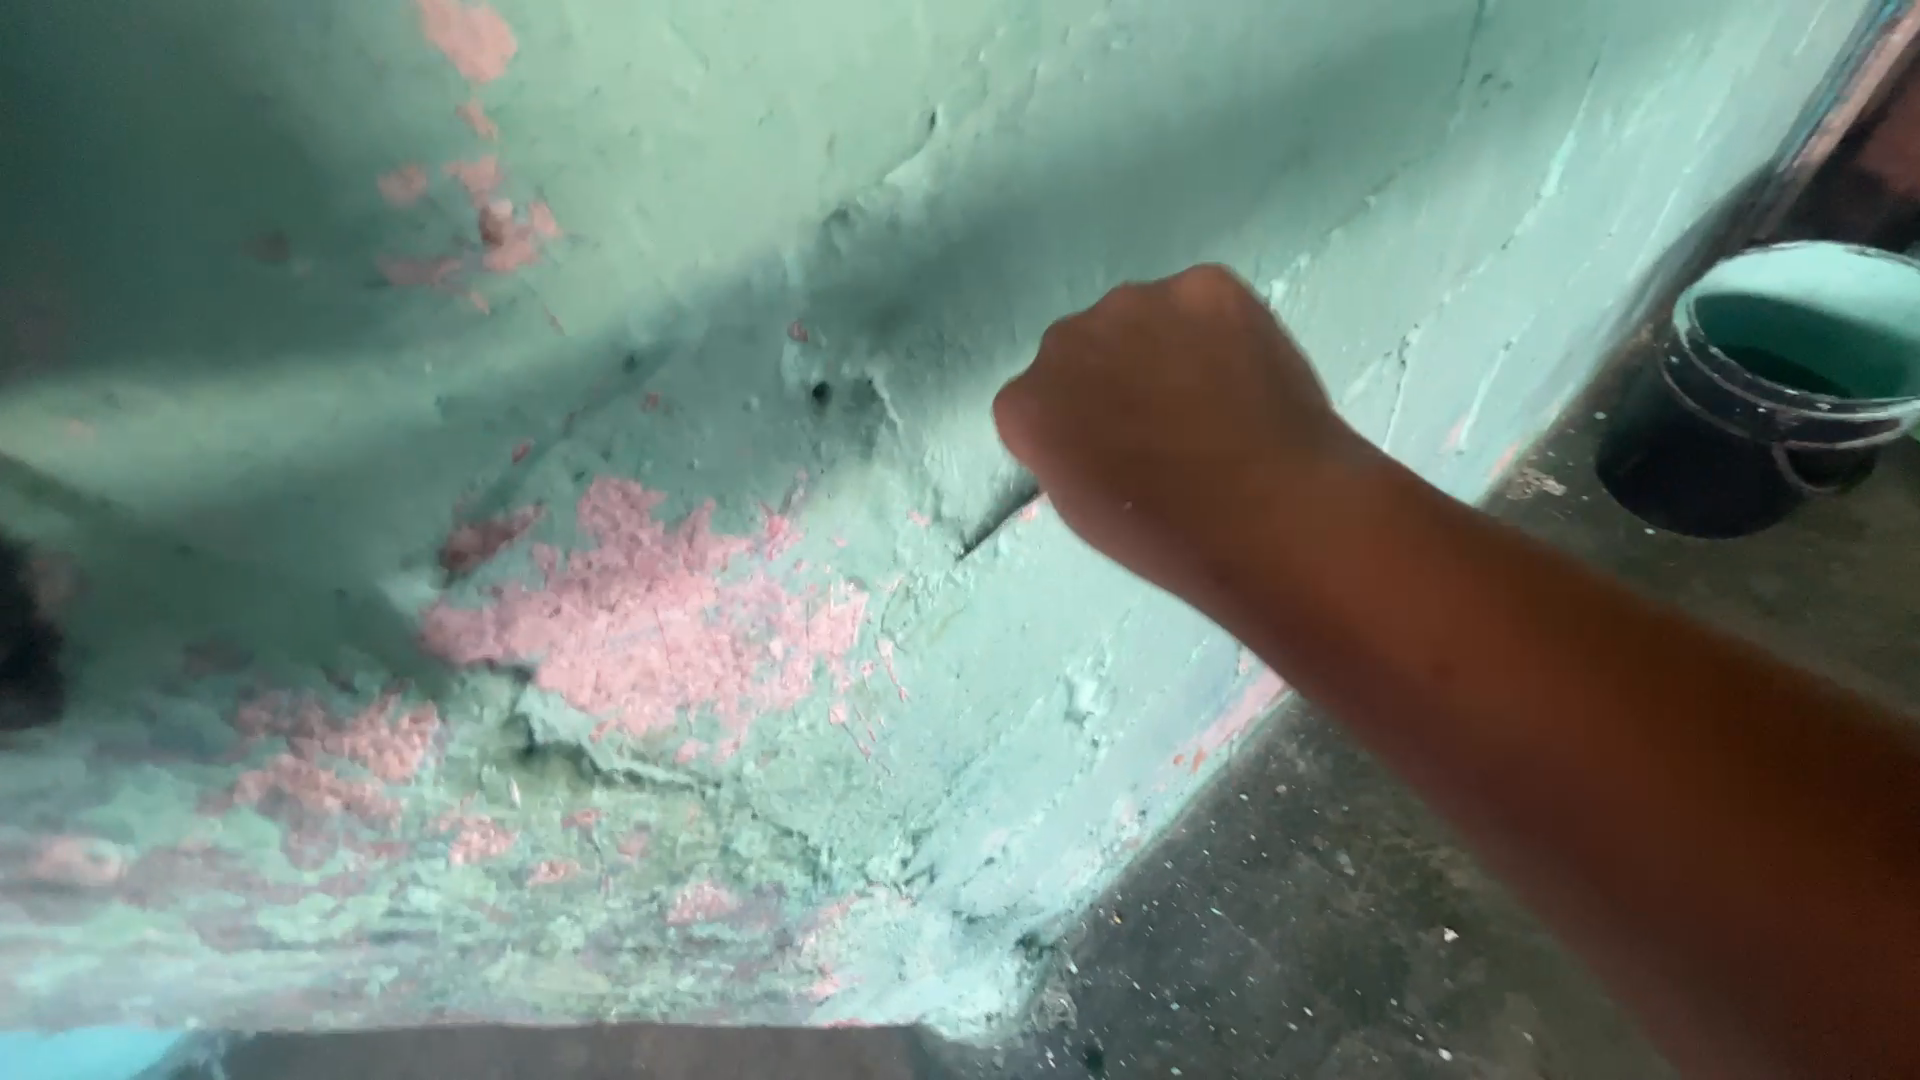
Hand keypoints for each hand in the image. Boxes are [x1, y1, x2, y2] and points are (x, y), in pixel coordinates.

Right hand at [993, 264, 1367, 598]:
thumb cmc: (1166, 533)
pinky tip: (1240, 373)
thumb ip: (1063, 446)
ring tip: (1206, 396)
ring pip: (1136, 319)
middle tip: (1157, 421)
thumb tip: (1090, 423)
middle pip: (1078, 350)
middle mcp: (1064, 340)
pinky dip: (1212, 329)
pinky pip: (1197, 302)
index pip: (1034, 400)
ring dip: (1156, 346)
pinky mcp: (1206, 285)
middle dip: (1107, 376)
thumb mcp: (1079, 504)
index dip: (1074, 425)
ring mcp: (1136, 304)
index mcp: (1025, 403)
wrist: (1270, 514)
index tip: (1107, 451)